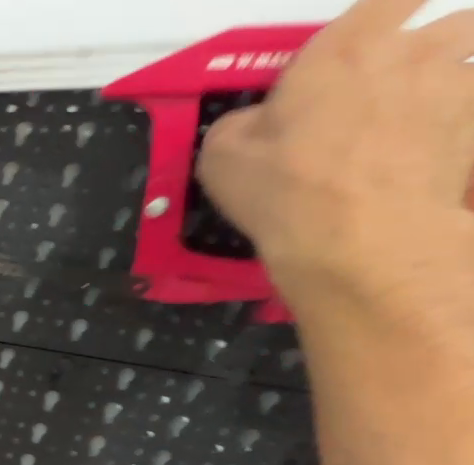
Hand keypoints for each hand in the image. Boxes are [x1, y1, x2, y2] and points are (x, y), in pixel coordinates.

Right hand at [198, 0, 473, 301]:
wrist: (355, 235)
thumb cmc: (284, 185)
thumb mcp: (222, 155)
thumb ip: (243, 122)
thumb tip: (256, 121)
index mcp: (348, 48)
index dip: (390, 4)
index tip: (382, 19)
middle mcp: (415, 54)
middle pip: (457, 23)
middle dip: (435, 44)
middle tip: (399, 79)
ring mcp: (457, 91)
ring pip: (471, 67)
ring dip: (449, 85)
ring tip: (416, 121)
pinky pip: (472, 118)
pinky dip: (456, 131)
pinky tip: (427, 158)